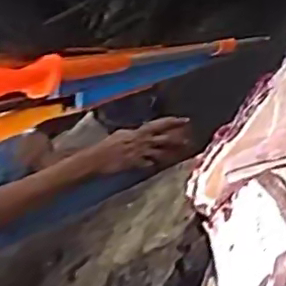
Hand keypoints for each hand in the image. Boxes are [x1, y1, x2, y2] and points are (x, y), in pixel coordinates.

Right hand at [75, 117, 190, 175]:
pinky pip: (148, 164)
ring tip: (180, 153)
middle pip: (165, 138)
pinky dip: (153, 164)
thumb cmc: (109, 143)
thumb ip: (137, 131)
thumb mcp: (124, 132)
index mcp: (141, 130)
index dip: (175, 121)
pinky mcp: (135, 164)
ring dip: (170, 152)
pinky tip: (159, 165)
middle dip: (178, 138)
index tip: (187, 120)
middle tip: (189, 139)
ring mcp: (140, 153)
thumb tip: (144, 130)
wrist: (97, 158)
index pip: (162, 123)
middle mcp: (143, 141)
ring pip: (160, 151)